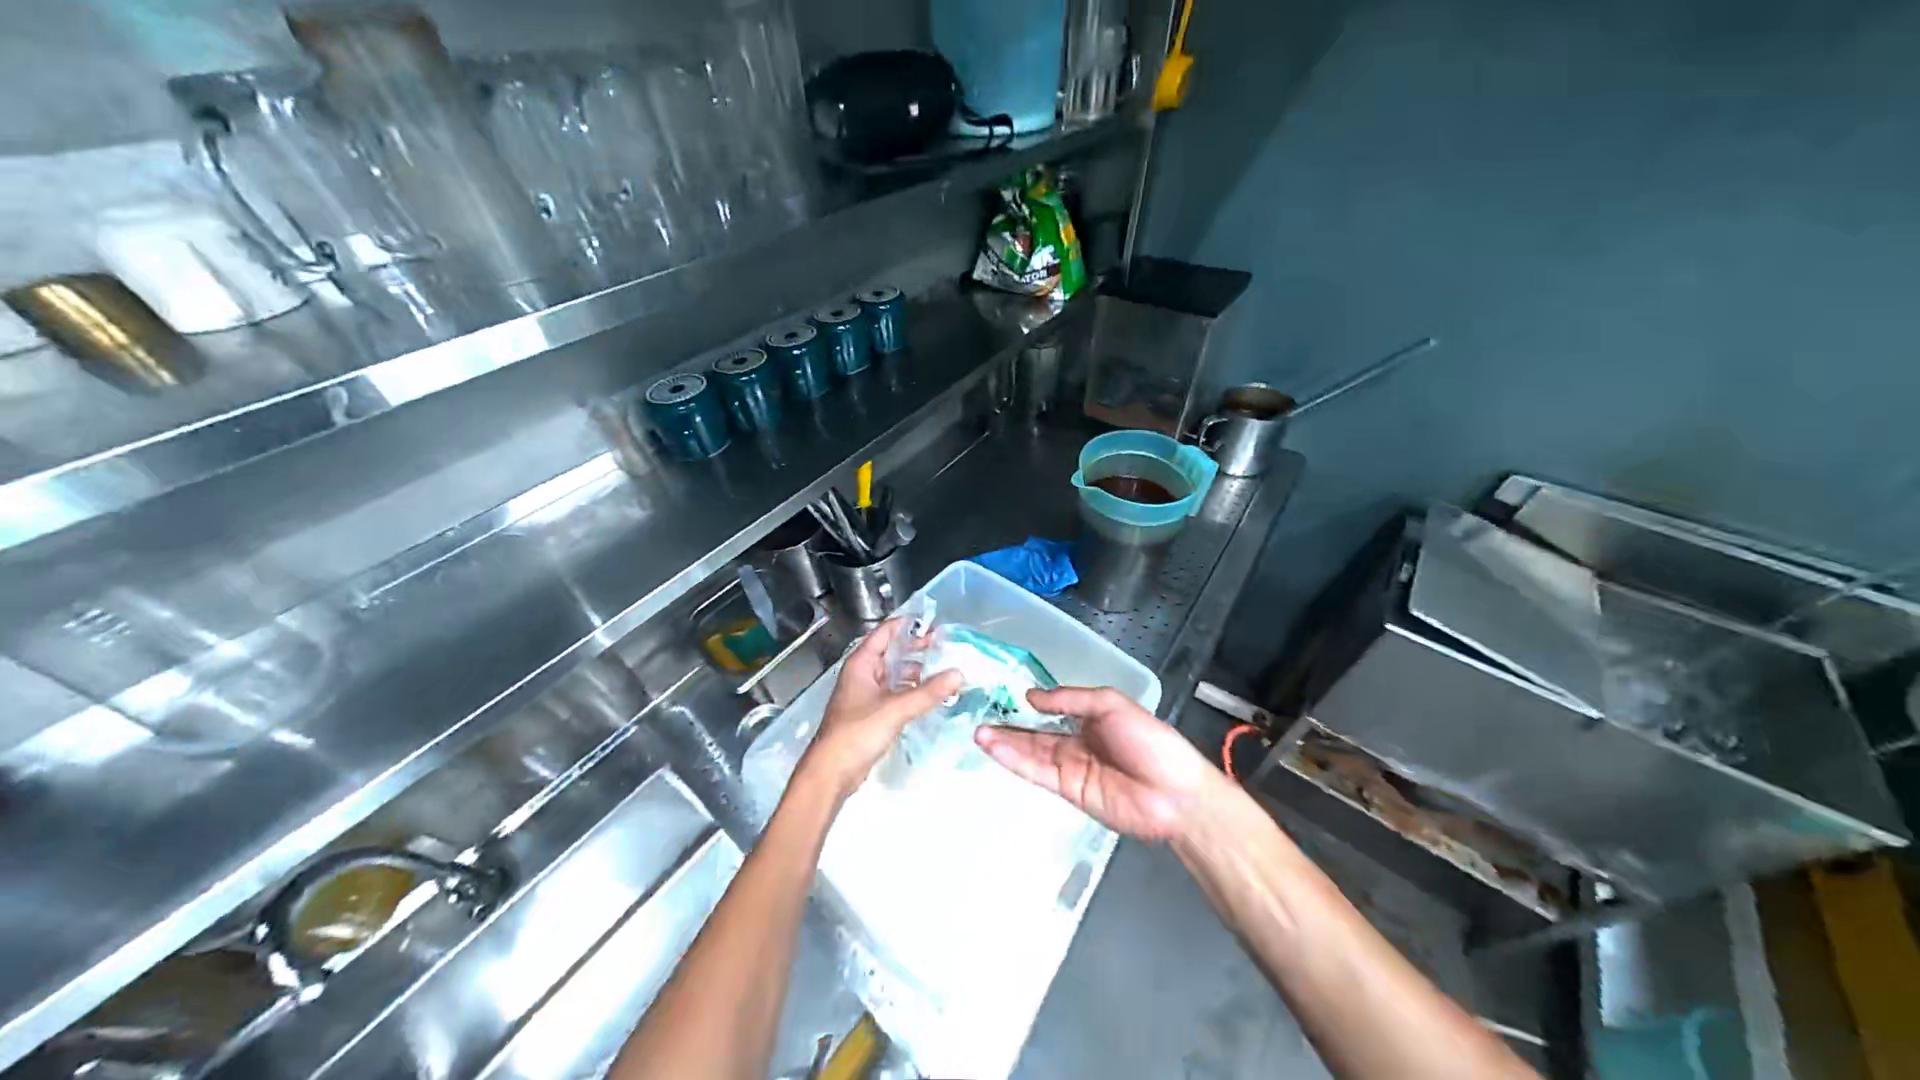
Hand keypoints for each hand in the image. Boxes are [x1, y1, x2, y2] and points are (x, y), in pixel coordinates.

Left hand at [798, 618, 962, 798]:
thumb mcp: (895, 708)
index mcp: (862, 664)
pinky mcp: (873, 715)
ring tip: (945, 672)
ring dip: (917, 673)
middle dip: (917, 650)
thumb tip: (958, 674)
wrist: (832, 771)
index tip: (934, 623)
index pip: (885, 633)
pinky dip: (913, 693)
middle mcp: (863, 675)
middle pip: (892, 654)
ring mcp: (867, 695)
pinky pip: (896, 695)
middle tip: (946, 648)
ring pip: (896, 676)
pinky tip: (932, 696)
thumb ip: (928, 692)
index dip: (907, 625)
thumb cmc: (857, 732)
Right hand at [974, 686, 1220, 840]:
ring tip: (978, 732)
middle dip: (1009, 726)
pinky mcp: (1068, 790)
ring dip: (1005, 743)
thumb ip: (1071, 699)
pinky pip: (1037, 772)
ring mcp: (1071, 767)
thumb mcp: (1112, 705)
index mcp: (1091, 719)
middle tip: (978, 716)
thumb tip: (1032, 696)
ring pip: (1031, 753)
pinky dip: (1015, 761)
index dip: (1028, 705)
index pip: (1052, 710)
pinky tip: (996, 749)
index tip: (1001, 695)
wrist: (1175, 794)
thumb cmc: (1150, 741)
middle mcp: (1077, 742)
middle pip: (1036, 733)